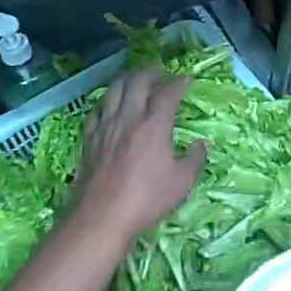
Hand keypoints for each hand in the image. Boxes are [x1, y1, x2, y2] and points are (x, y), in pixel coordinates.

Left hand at [72, 68, 208, 239]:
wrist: (101, 217)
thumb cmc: (146, 200)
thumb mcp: (182, 183)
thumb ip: (194, 159)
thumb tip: (200, 144)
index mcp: (153, 126)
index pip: (168, 93)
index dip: (179, 82)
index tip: (186, 80)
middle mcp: (128, 118)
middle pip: (137, 82)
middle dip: (151, 72)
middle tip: (161, 74)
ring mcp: (105, 126)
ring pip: (113, 89)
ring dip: (127, 79)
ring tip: (136, 81)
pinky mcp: (89, 138)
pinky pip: (97, 109)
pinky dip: (107, 99)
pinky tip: (110, 104)